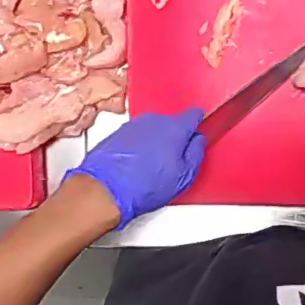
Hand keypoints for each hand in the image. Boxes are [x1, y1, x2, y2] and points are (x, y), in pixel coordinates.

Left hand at [68, 109, 206, 226]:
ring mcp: (132, 126)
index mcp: (174, 127)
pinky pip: (134, 139)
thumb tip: (198, 141)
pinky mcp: (116, 134)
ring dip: (154, 144)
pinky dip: (137, 149)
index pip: (194, 114)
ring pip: (151, 131)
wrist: (106, 190)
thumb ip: (196, 153)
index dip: (198, 124)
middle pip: (171, 124)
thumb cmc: (144, 185)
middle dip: (174, 139)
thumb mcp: (184, 175)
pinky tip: (135, 168)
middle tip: (173, 162)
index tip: (197, 135)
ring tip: (151, 169)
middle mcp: (153, 120)